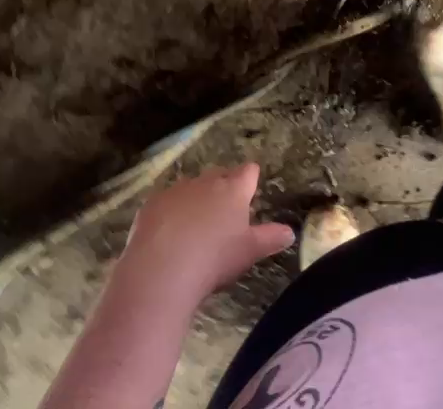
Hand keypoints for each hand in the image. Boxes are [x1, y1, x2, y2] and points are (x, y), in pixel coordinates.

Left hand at [121, 164, 294, 302]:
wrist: (163, 270)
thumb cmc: (215, 258)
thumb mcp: (249, 252)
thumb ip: (271, 238)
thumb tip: (290, 232)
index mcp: (233, 190)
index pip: (248, 171)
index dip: (250, 179)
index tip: (250, 190)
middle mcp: (206, 182)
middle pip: (219, 174)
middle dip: (223, 187)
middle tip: (224, 213)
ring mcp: (177, 190)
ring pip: (191, 186)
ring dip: (195, 198)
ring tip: (194, 225)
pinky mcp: (152, 202)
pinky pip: (166, 200)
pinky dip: (170, 211)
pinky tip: (168, 234)